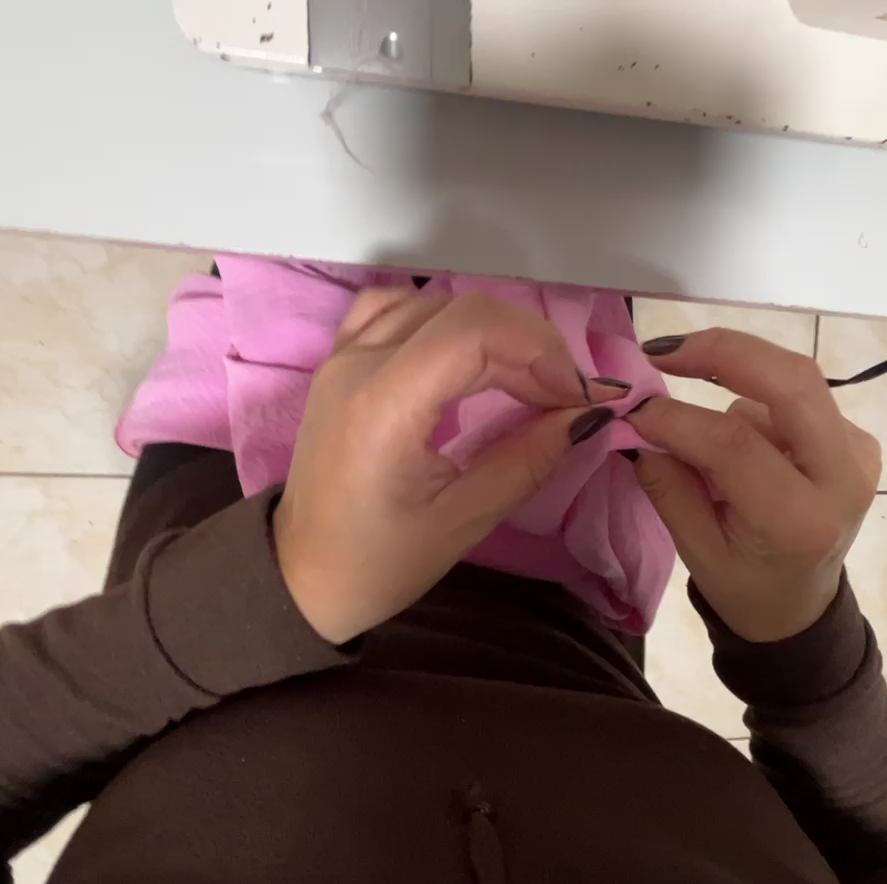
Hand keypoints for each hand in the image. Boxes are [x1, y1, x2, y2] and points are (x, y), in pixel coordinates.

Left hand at [273, 290, 623, 643]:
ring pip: (432, 304)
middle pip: (461, 312)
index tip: (577, 398)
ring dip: (492, 335)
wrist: (301, 577)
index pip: (473, 331)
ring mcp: (342, 357)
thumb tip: (585, 418)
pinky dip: (442, 321)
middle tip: (564, 399)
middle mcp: (358, 365)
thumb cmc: (378, 563)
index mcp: (383, 406)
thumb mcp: (462, 522)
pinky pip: (394, 310)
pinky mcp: (340, 364)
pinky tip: (465, 356)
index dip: (539, 351)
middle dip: (528, 347)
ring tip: (525, 383)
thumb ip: (527, 461)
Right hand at [627, 330, 881, 641]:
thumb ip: (668, 485)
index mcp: (799, 521)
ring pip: (789, 382)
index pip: (735, 446)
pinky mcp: (857, 438)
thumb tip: (638, 424)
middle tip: (663, 352)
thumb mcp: (696, 552)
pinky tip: (740, 442)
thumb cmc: (743, 587)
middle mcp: (844, 476)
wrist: (801, 607)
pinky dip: (754, 403)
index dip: (678, 418)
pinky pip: (795, 398)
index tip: (634, 409)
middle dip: (723, 352)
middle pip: (792, 380)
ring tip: (699, 436)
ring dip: (733, 389)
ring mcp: (859, 451)